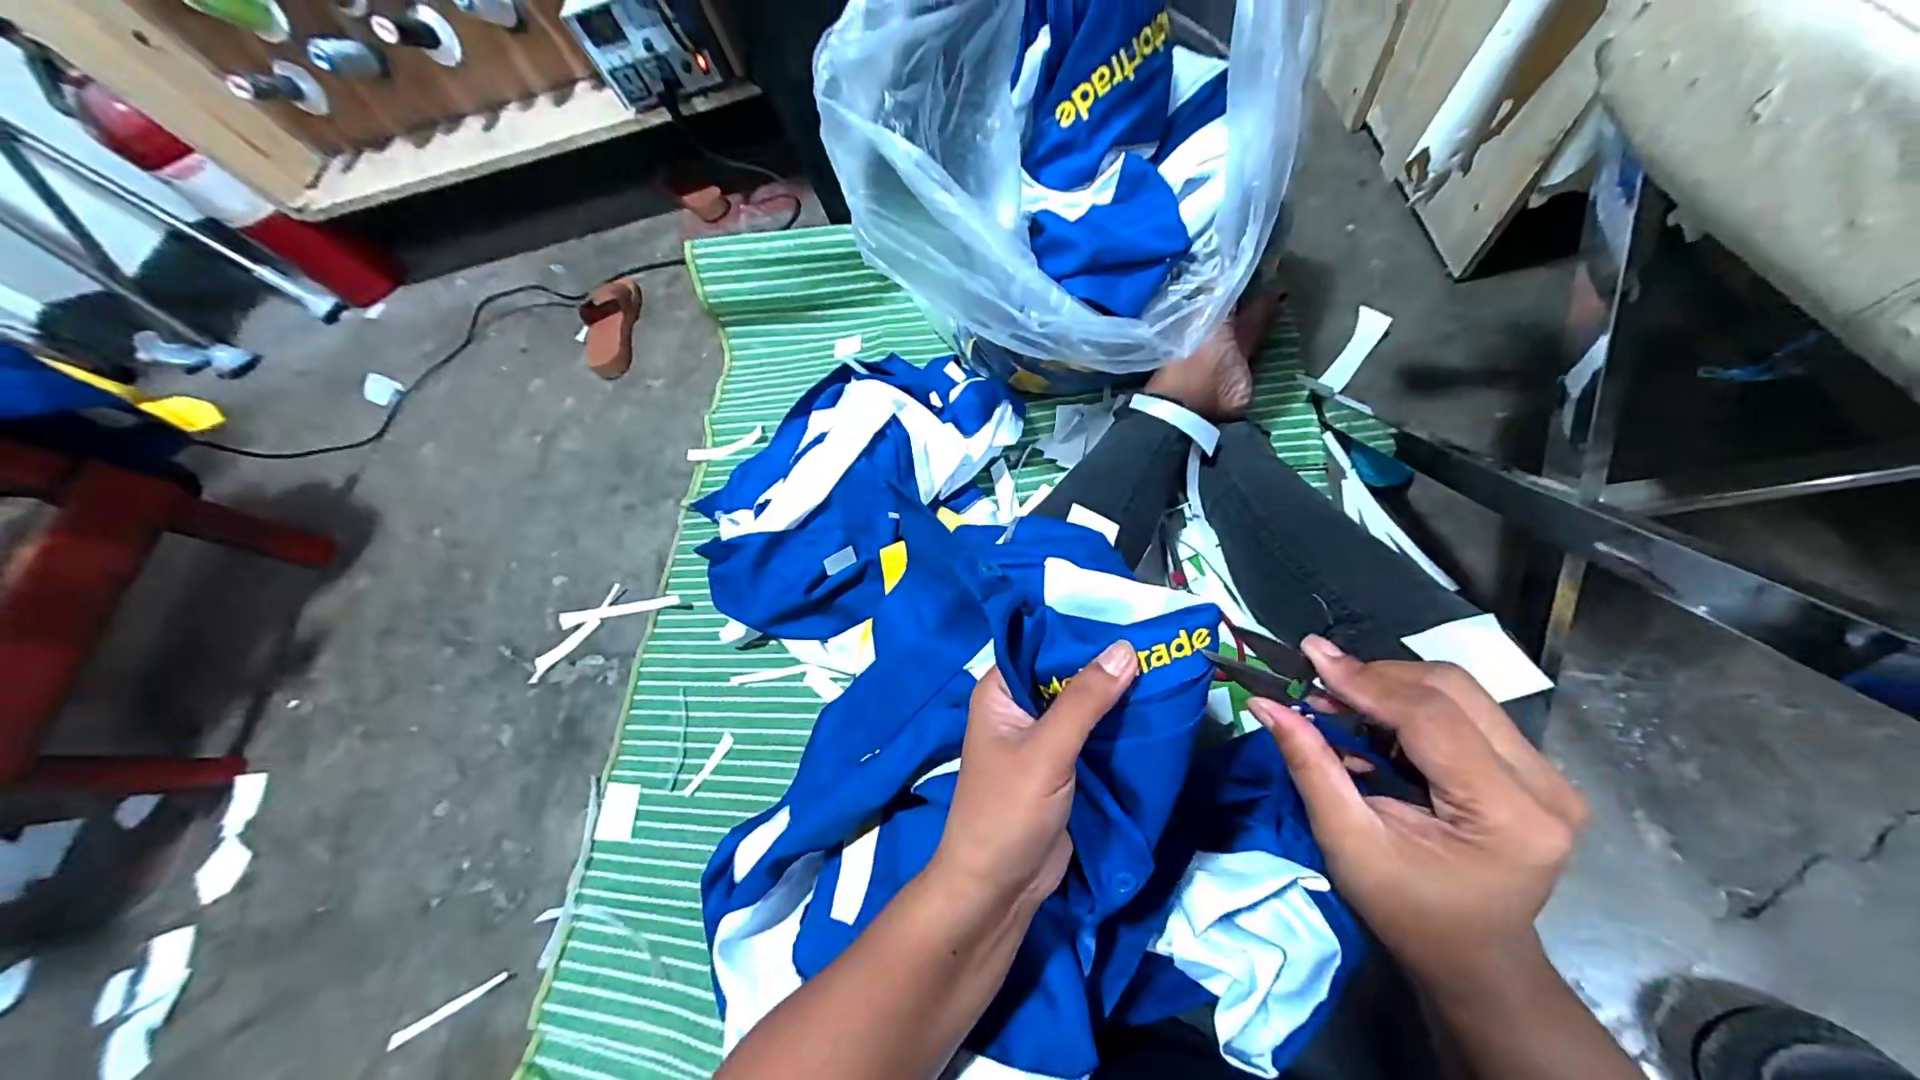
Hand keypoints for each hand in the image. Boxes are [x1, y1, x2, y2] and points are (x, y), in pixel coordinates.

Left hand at [930, 641, 1138, 909]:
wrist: (1000, 887)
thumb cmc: (1009, 811)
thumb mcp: (1047, 751)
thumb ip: (1084, 700)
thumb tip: (1125, 648)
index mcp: (1001, 692)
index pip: (1042, 647)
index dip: (1084, 635)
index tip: (1133, 627)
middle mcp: (1020, 707)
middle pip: (1067, 674)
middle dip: (1109, 666)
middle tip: (1161, 650)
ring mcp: (1043, 737)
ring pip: (1085, 705)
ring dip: (1118, 696)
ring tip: (1167, 674)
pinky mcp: (1064, 764)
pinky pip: (1094, 734)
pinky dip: (1119, 726)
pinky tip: (1153, 713)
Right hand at [1250, 635, 1587, 986]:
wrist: (1473, 956)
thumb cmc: (1408, 911)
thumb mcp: (1348, 842)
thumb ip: (1311, 766)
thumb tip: (1265, 703)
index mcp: (1508, 815)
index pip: (1431, 718)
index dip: (1365, 681)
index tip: (1310, 655)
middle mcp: (1544, 785)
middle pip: (1452, 690)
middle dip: (1377, 676)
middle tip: (1320, 683)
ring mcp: (1546, 774)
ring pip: (1459, 691)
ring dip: (1391, 685)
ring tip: (1340, 701)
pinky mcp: (1532, 769)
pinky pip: (1463, 709)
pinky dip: (1408, 704)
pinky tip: (1374, 723)